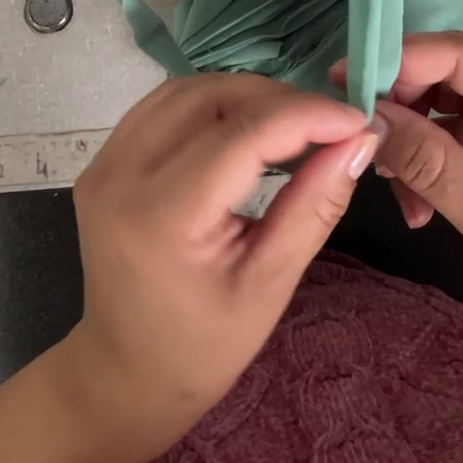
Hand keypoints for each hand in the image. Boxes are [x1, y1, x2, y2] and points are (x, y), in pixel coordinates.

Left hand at [62, 74, 380, 451]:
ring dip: (244, 93)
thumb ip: (315, 205)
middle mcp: (120, 175)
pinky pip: (161, 106)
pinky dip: (210, 102)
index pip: (241, 136)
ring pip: (184, 90)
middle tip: (327, 123)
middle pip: (209, 99)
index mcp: (161, 216)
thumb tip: (360, 142)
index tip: (356, 118)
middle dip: (277, 99)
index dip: (305, 115)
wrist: (127, 371)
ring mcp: (104, 163)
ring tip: (293, 121)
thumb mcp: (271, 283)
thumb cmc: (203, 346)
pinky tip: (244, 123)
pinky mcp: (103, 160)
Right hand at [333, 32, 462, 332]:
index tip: (341, 81)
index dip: (398, 60)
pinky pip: (446, 141)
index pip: (459, 53)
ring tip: (394, 188)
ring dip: (408, 145)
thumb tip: (362, 116)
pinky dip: (423, 168)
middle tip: (363, 146)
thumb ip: (423, 157)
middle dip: (401, 109)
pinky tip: (416, 208)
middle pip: (444, 76)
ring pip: (438, 109)